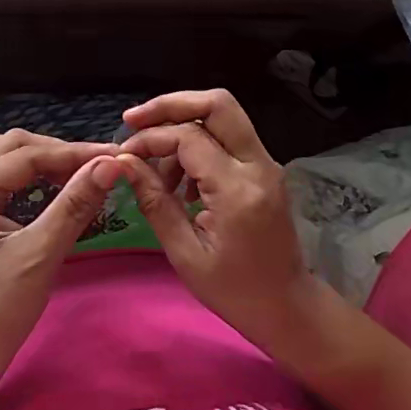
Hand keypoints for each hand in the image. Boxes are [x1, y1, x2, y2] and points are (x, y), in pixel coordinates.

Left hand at [0, 130, 120, 381]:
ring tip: (88, 175)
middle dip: (59, 153)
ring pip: (10, 165)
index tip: (114, 156)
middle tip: (101, 166)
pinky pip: (8, 187)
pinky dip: (38, 184)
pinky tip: (64, 192)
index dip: (72, 153)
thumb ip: (74, 205)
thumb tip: (111, 166)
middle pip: (13, 150)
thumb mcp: (39, 255)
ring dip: (49, 166)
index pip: (23, 156)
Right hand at [115, 90, 316, 341]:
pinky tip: (180, 181)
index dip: (150, 138)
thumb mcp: (184, 253)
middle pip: (218, 103)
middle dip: (171, 105)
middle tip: (134, 122)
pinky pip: (229, 138)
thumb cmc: (233, 290)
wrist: (286, 305)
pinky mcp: (266, 170)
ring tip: (157, 171)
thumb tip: (124, 163)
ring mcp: (267, 165)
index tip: (124, 154)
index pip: (189, 137)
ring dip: (184, 127)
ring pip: (224, 116)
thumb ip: (155, 201)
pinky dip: (199, 143)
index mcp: (237, 190)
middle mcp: (259, 166)